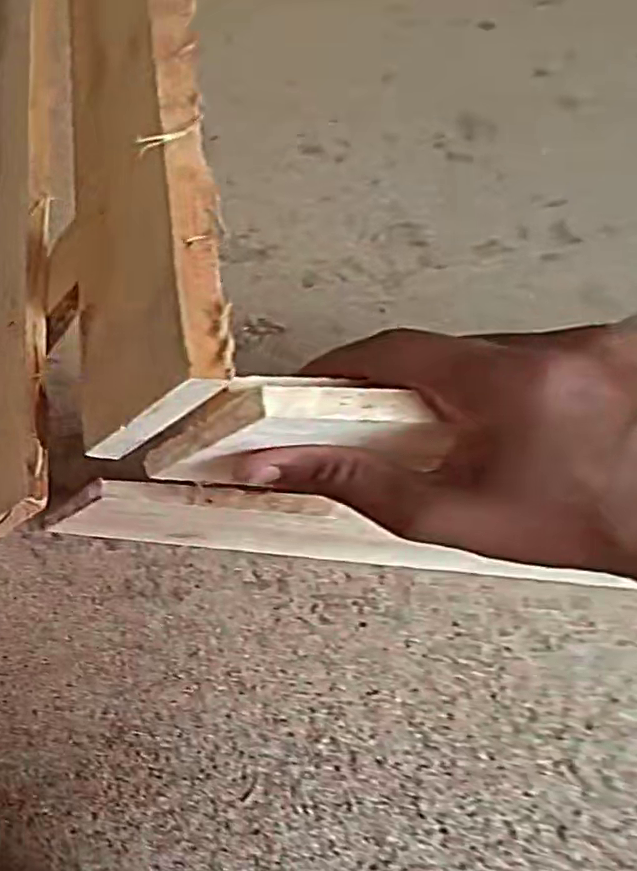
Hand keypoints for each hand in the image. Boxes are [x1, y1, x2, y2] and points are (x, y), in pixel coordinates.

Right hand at [235, 320, 636, 576]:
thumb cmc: (594, 525)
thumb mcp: (441, 514)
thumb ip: (346, 482)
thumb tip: (270, 465)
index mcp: (515, 382)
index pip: (391, 349)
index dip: (338, 366)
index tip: (310, 385)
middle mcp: (571, 348)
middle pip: (442, 351)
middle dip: (404, 388)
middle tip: (390, 430)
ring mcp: (613, 345)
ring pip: (491, 353)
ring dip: (461, 387)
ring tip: (466, 436)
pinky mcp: (632, 352)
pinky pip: (542, 354)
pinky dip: (511, 385)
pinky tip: (518, 425)